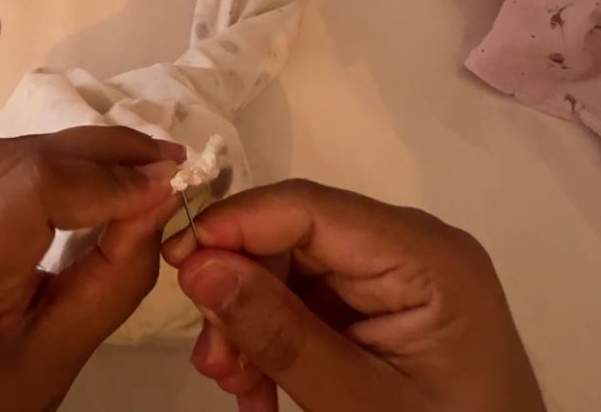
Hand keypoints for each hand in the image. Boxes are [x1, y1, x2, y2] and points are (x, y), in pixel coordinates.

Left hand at [0, 3, 185, 411]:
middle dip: (103, 157)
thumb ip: (114, 270)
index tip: (167, 179)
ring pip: (9, 146)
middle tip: (168, 159)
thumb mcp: (64, 349)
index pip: (36, 190)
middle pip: (24, 159)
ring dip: (72, 146)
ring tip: (133, 147)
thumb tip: (156, 191)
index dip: (106, 178)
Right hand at [163, 180, 544, 411]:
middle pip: (291, 240)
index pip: (307, 208)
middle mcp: (407, 249)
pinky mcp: (377, 308)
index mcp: (425, 256)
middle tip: (210, 357)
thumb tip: (196, 266)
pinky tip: (257, 389)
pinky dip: (272, 341)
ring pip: (287, 272)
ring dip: (248, 324)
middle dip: (240, 292)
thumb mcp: (360, 408)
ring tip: (232, 384)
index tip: (175, 263)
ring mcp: (392, 279)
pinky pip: (304, 303)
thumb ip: (278, 333)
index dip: (234, 225)